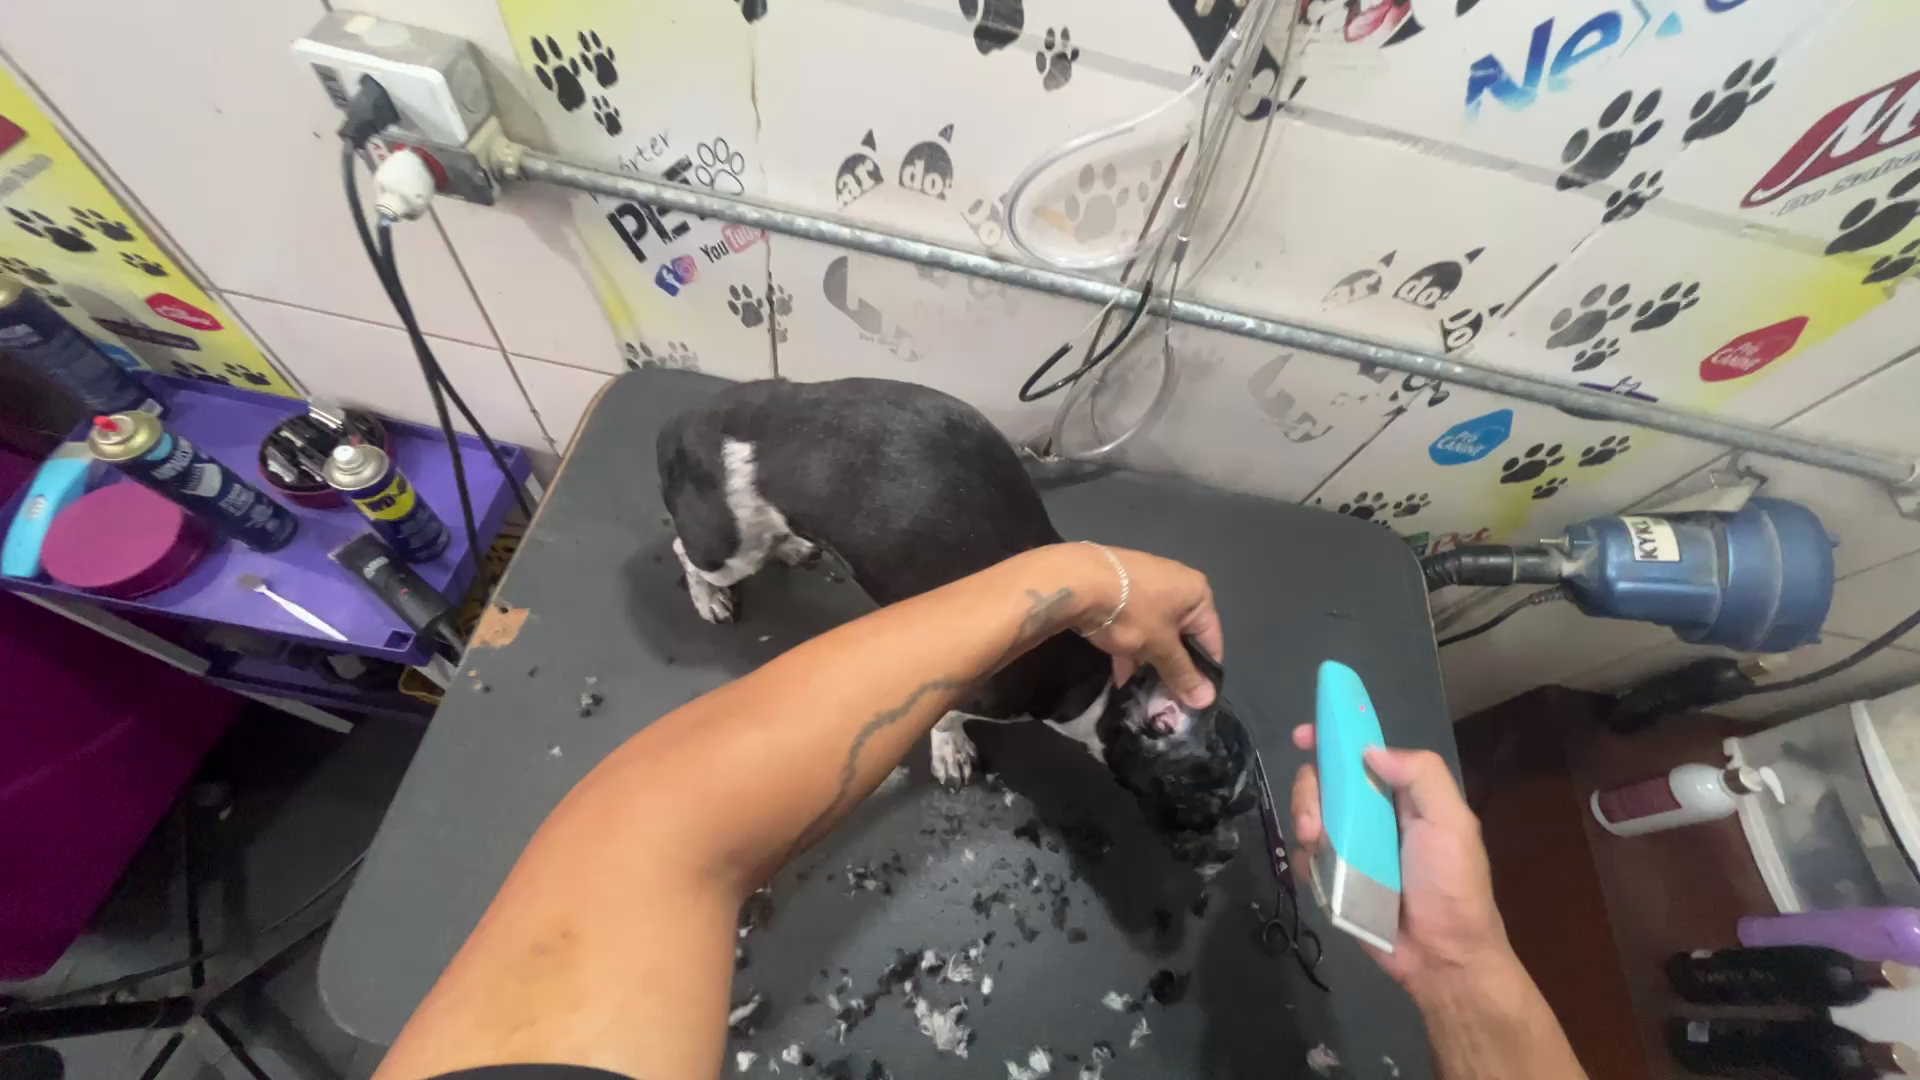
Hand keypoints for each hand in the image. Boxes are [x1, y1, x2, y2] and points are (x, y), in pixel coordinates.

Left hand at [1070, 544, 1221, 707]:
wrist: (1076, 581)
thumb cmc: (1131, 613)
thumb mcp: (1160, 647)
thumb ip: (1182, 673)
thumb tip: (1206, 699)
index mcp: (1196, 591)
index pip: (1210, 639)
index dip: (1204, 672)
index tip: (1194, 700)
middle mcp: (1174, 583)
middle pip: (1181, 636)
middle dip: (1172, 670)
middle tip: (1165, 700)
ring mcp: (1144, 585)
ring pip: (1154, 632)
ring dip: (1148, 663)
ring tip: (1142, 695)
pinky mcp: (1117, 590)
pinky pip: (1132, 625)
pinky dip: (1130, 649)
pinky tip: (1121, 678)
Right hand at [1288, 725, 1513, 993]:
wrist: (1443, 957)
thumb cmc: (1453, 887)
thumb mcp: (1453, 824)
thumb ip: (1422, 776)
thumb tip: (1369, 749)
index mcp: (1397, 794)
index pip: (1356, 752)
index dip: (1329, 738)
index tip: (1303, 736)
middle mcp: (1367, 812)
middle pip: (1320, 779)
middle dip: (1308, 792)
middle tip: (1315, 822)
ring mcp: (1346, 842)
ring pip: (1305, 811)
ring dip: (1304, 824)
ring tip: (1320, 848)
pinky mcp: (1331, 873)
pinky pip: (1302, 853)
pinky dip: (1307, 859)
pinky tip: (1323, 875)